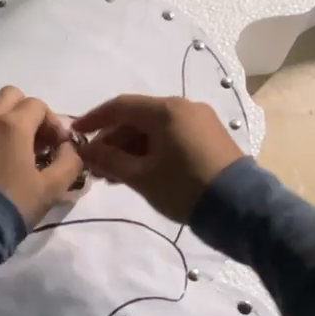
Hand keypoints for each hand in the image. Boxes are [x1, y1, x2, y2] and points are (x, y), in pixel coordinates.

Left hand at [0, 87, 84, 225]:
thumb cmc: (12, 203)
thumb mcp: (51, 188)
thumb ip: (69, 163)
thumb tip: (69, 149)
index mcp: (12, 125)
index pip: (38, 105)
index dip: (54, 123)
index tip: (59, 148)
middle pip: (11, 97)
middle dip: (29, 113)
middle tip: (38, 142)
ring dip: (10, 125)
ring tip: (20, 157)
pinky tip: (0, 166)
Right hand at [73, 94, 244, 222]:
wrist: (240, 208)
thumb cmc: (184, 188)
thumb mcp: (141, 177)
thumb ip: (109, 160)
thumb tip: (86, 152)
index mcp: (166, 110)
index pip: (120, 106)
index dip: (94, 119)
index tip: (75, 133)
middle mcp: (184, 107)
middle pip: (137, 118)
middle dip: (112, 140)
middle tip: (95, 165)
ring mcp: (199, 121)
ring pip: (154, 129)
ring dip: (130, 148)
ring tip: (113, 175)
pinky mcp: (208, 137)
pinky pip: (170, 137)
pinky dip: (150, 150)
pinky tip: (137, 171)